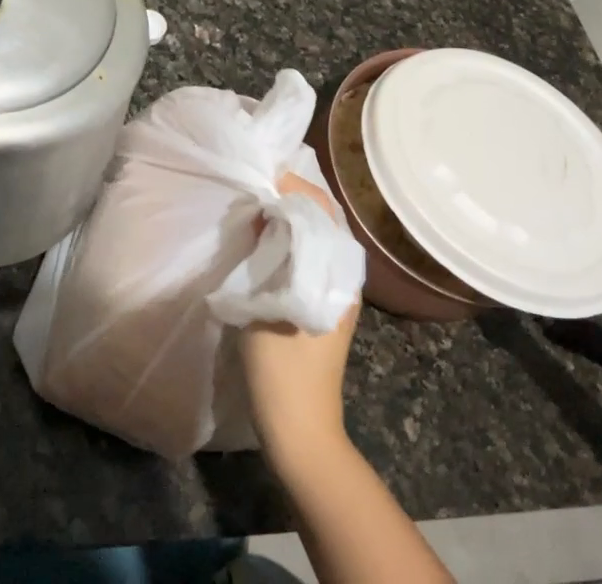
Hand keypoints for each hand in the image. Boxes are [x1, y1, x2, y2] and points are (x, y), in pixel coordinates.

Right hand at [240, 172, 358, 453]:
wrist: (301, 429)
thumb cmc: (282, 369)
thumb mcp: (265, 305)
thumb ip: (267, 256)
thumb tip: (265, 214)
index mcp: (337, 273)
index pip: (322, 210)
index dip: (294, 186)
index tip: (262, 171)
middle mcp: (344, 277)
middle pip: (325, 220)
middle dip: (295, 195)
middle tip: (258, 180)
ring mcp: (336, 293)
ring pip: (319, 238)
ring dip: (293, 216)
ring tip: (259, 202)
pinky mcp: (323, 306)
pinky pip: (311, 256)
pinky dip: (292, 238)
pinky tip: (267, 240)